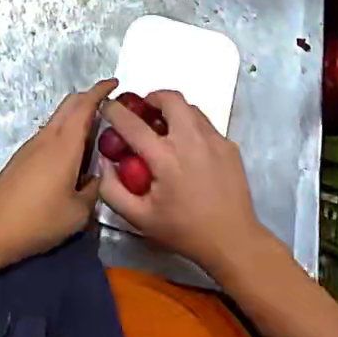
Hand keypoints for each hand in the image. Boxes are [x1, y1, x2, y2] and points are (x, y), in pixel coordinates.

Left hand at [0, 79, 113, 271]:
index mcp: (64, 145)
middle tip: (110, 106)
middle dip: (90, 98)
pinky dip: (65, 133)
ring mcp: (31, 146)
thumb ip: (94, 190)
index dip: (100, 90)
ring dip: (77, 117)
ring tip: (96, 134)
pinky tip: (73, 156)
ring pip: (58, 119)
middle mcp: (46, 138)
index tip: (114, 83)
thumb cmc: (37, 222)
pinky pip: (49, 134)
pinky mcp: (22, 158)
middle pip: (69, 105)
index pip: (84, 105)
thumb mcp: (78, 213)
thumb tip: (99, 177)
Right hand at [97, 90, 274, 278]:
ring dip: (174, 111)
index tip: (108, 106)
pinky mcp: (229, 146)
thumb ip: (112, 189)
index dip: (114, 110)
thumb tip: (105, 161)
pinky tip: (189, 150)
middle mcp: (190, 140)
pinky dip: (192, 127)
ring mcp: (214, 139)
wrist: (232, 239)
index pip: (132, 122)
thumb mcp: (139, 218)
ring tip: (165, 129)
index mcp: (165, 157)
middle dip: (152, 98)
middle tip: (143, 111)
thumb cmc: (183, 231)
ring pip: (191, 108)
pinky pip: (206, 125)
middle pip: (170, 99)